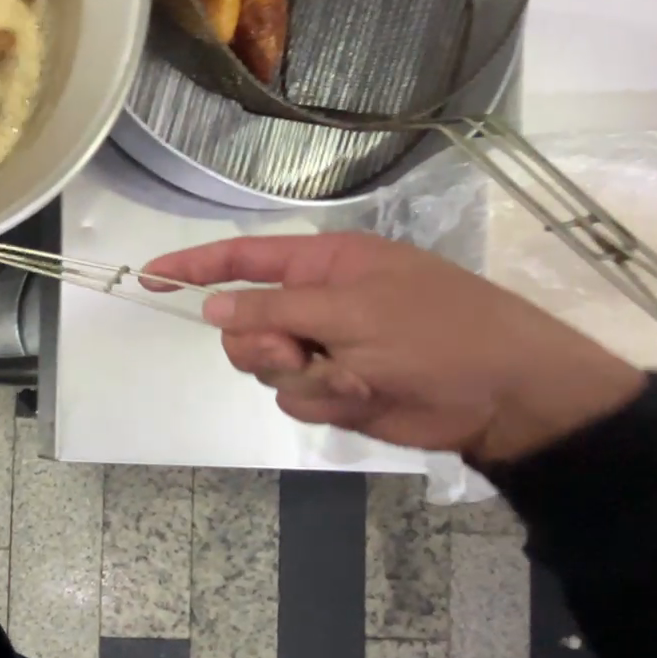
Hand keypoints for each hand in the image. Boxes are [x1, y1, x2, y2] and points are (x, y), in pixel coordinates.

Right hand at [142, 233, 646, 463]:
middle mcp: (314, 303)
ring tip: (344, 377)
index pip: (241, 258)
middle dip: (258, 343)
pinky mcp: (331, 385)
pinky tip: (361, 395)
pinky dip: (320, 398)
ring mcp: (321, 347)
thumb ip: (272, 308)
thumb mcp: (352, 310)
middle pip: (240, 322)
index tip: (149, 276)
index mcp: (322, 266)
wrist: (508, 399)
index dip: (192, 265)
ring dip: (294, 374)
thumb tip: (210, 308)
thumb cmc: (439, 334)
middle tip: (293, 353)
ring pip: (259, 363)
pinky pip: (290, 395)